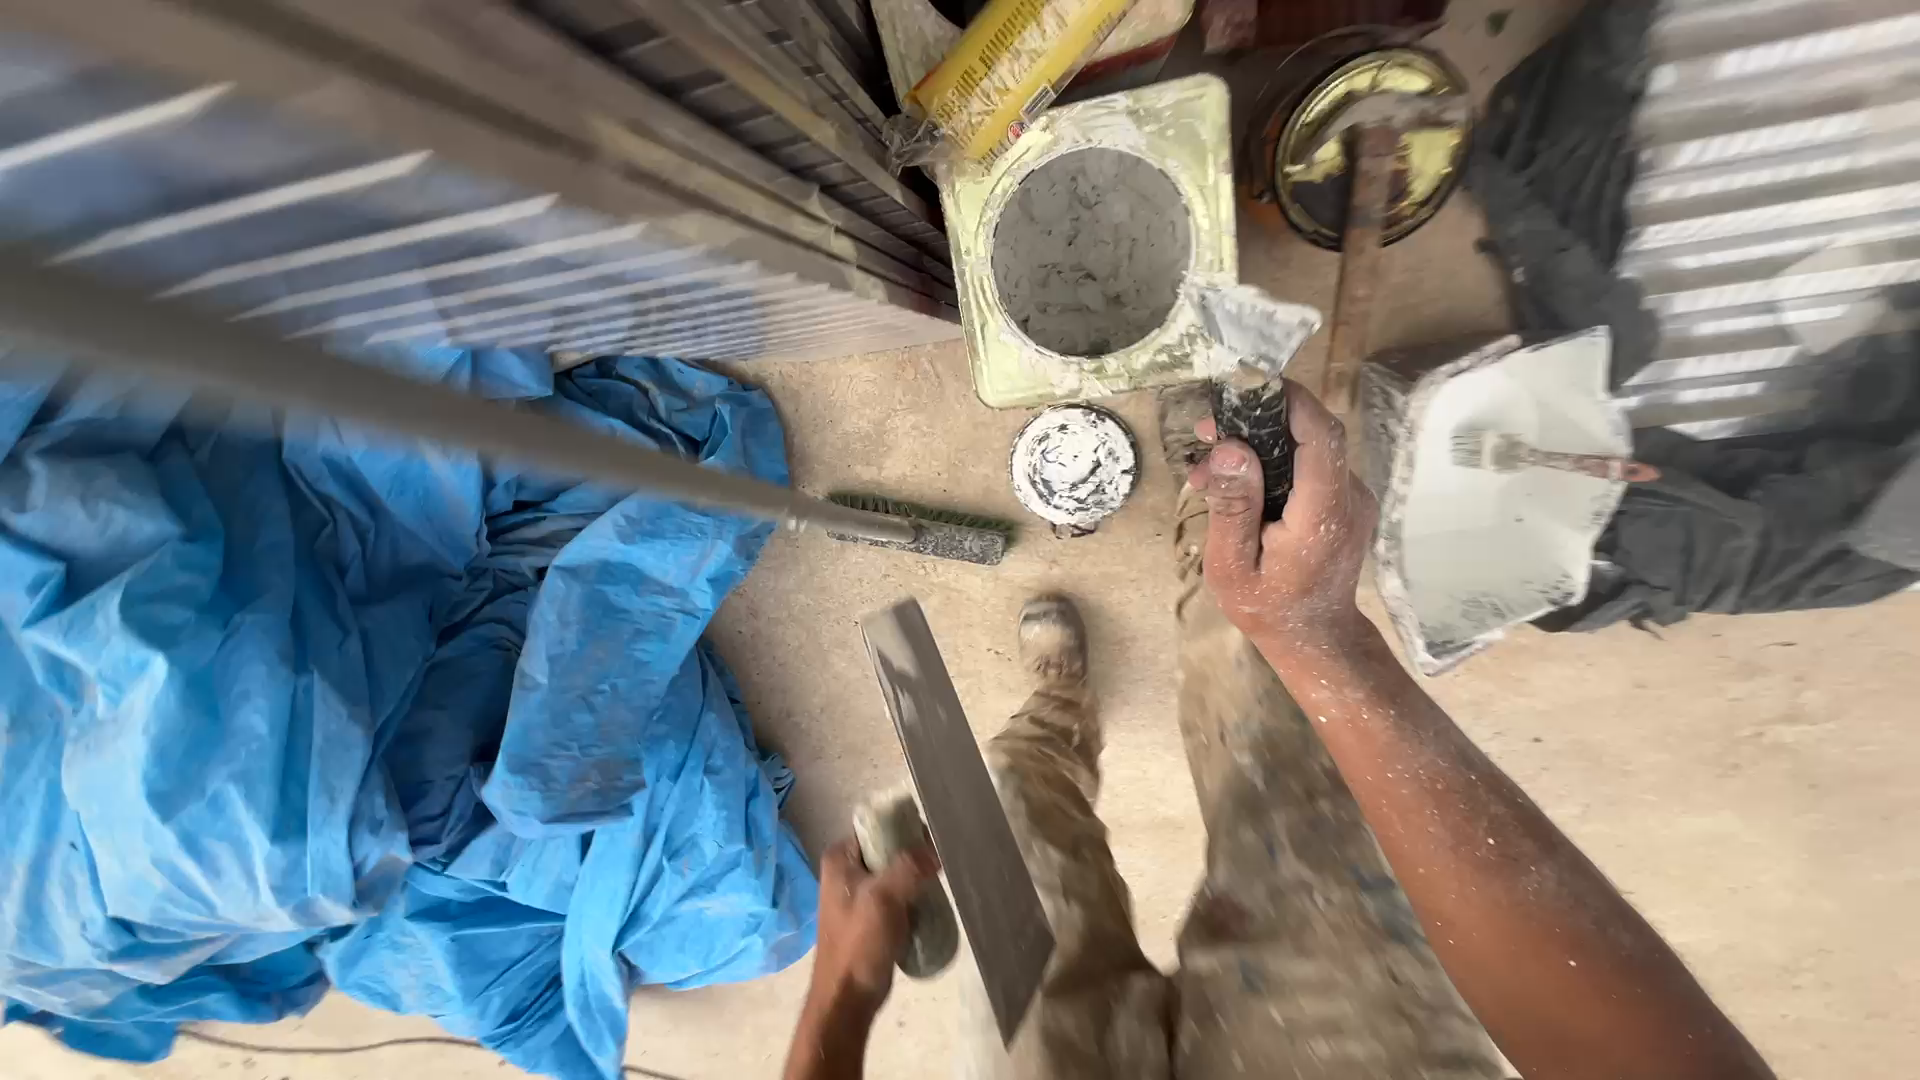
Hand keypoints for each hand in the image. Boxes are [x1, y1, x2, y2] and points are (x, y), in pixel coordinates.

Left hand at [807, 837, 939, 1013]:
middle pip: (890, 849)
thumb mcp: (883, 898)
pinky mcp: (871, 916)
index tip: (933, 840)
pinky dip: (914, 898)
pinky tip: (930, 905)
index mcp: (840, 857)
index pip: (878, 826)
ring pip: (897, 873)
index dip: (906, 829)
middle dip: (916, 857)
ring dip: (917, 879)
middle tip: (939, 866)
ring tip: (939, 885)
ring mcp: (859, 894)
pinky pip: (899, 895)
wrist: (847, 1001)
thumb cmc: (859, 944)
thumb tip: (934, 849)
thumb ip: (909, 867)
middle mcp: (846, 869)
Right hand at [1189, 379, 1376, 651]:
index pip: (1320, 437)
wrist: (1314, 638)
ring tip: (1209, 468)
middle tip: (1207, 430)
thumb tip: (1229, 448)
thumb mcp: (1232, 565)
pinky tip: (1236, 484)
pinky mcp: (1342, 502)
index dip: (1290, 401)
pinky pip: (1308, 468)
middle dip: (1259, 421)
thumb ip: (1233, 506)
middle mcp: (1348, 498)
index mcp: (1322, 514)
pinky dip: (1271, 465)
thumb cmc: (1267, 607)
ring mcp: (1351, 499)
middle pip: (1312, 435)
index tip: (1248, 385)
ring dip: (1258, 447)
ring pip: (1307, 450)